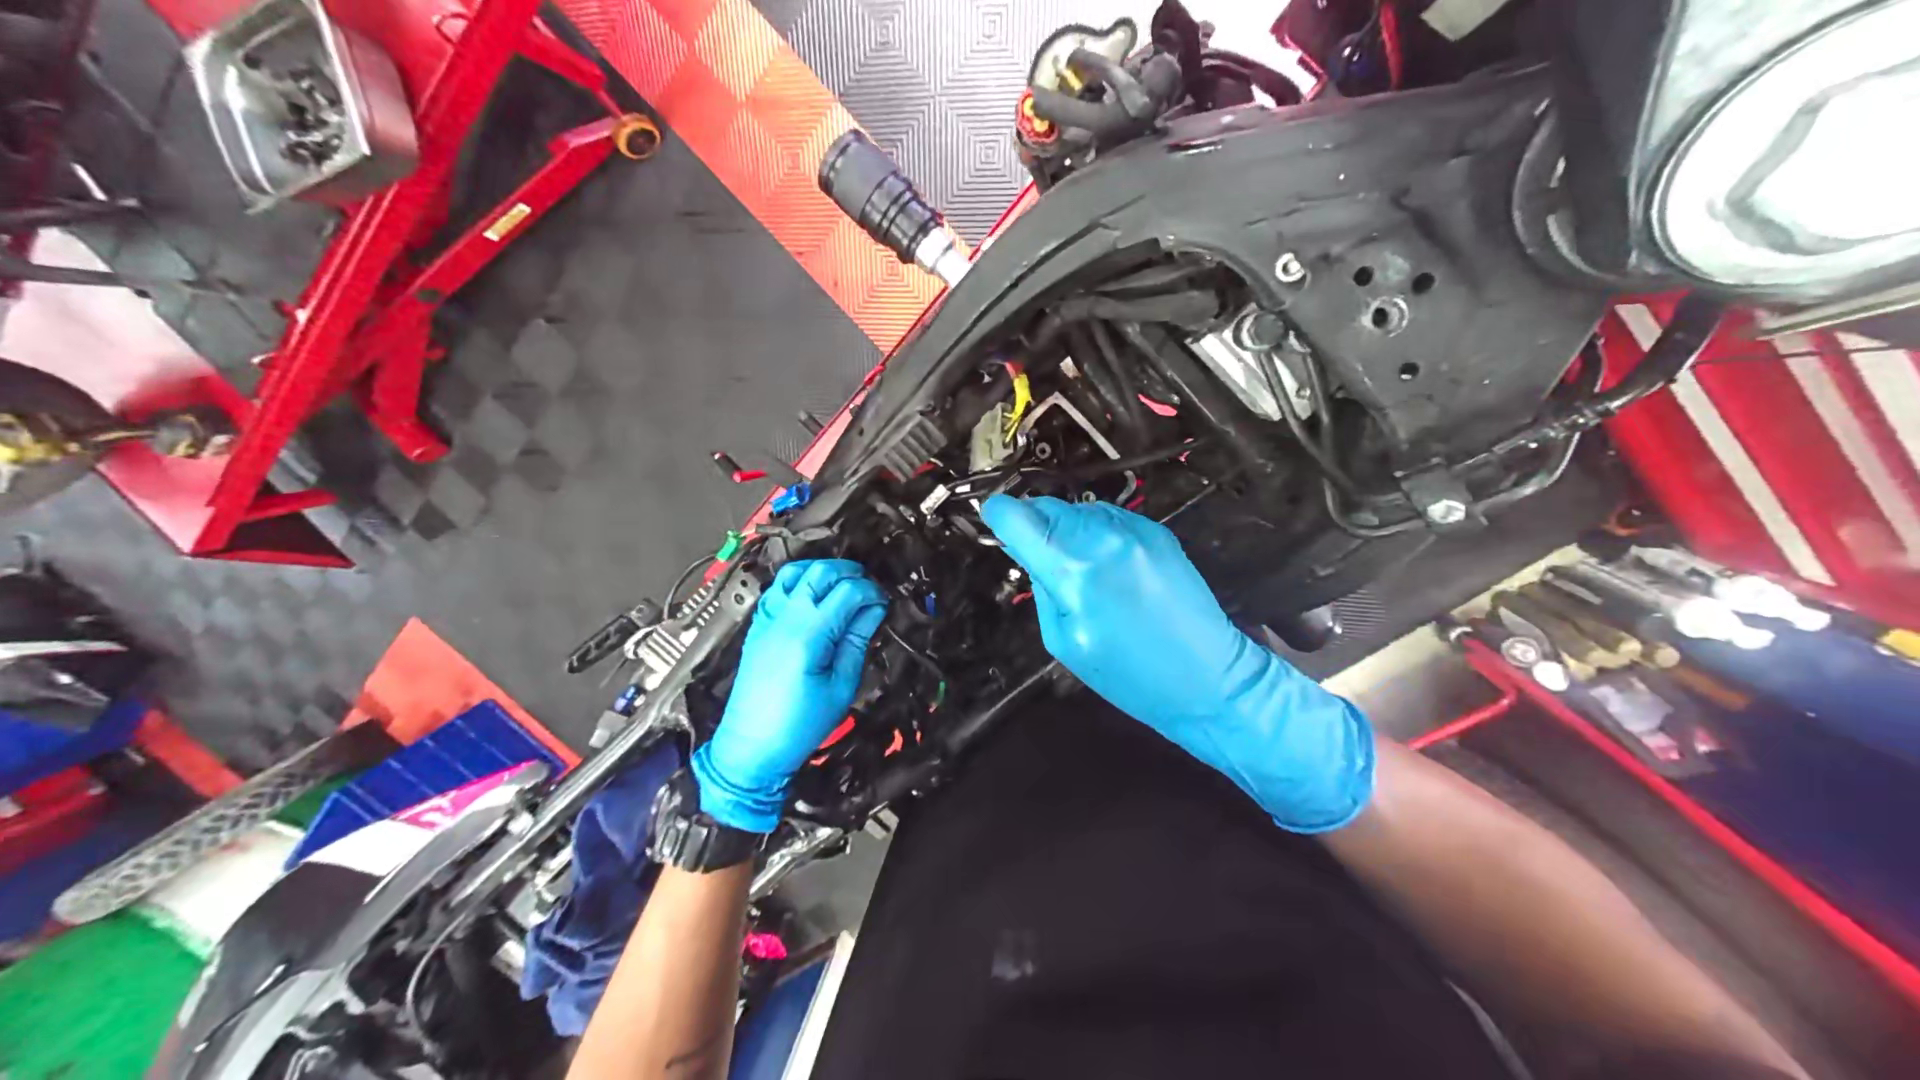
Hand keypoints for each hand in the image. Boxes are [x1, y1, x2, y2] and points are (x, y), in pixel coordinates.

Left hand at [692, 559, 887, 832]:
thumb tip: (874, 611)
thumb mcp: (841, 687)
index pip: (849, 591)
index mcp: (809, 633)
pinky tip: (814, 595)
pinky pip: (779, 587)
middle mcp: (785, 617)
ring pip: (797, 571)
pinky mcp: (759, 625)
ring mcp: (768, 618)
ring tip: (844, 587)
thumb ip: (857, 642)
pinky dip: (800, 581)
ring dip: (824, 572)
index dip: (873, 592)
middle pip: (822, 570)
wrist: (751, 747)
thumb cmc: (797, 726)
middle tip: (870, 591)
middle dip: (852, 574)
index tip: (884, 604)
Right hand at [981, 495, 1373, 832]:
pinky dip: (1096, 530)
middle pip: (1049, 507)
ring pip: (1079, 508)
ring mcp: (1136, 531)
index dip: (1000, 514)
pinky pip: (1109, 517)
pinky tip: (1105, 561)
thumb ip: (1041, 587)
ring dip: (1066, 526)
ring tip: (1075, 562)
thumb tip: (1028, 551)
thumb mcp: (1063, 641)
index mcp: (1075, 572)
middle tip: (1034, 551)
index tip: (994, 518)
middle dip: (1033, 523)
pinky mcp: (1159, 532)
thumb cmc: (1128, 674)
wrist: (1207, 677)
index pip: (1020, 518)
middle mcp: (1105, 539)